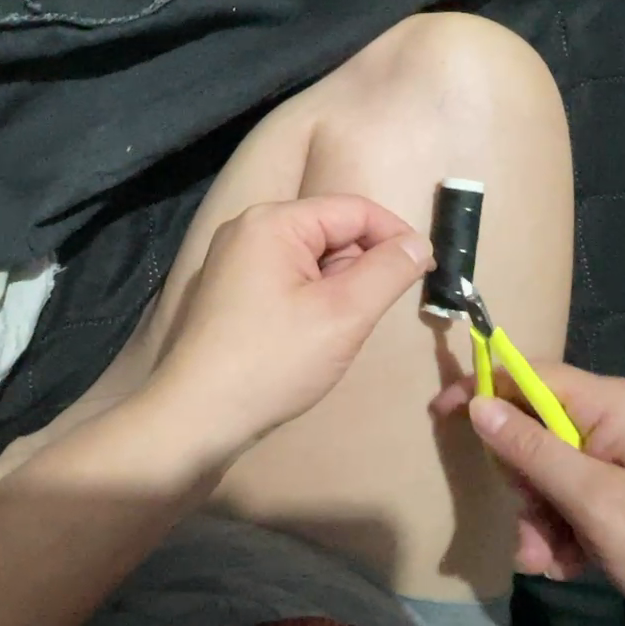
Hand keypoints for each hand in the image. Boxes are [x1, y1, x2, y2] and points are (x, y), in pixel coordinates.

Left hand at [147, 196, 433, 451]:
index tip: (428, 270)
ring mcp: (234, 257)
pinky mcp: (230, 287)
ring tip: (339, 330)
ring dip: (338, 285)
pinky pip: (286, 275)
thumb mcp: (344, 315)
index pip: (352, 209)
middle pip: (329, 229)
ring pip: (310, 256)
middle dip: (362, 265)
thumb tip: (419, 244)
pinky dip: (312, 296)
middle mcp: (249, 227)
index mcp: (273, 220)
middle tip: (373, 313)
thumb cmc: (274, 361)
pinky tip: (312, 334)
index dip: (395, 235)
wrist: (197, 415)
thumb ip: (388, 272)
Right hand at [433, 364, 624, 625]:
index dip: (484, 389)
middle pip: (543, 427)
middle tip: (525, 533)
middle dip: (523, 480)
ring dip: (542, 514)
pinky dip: (569, 525)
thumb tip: (477, 403)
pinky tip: (569, 564)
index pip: (533, 373)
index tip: (440, 415)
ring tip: (546, 563)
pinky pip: (587, 490)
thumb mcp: (599, 506)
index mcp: (621, 403)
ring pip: (560, 467)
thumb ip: (533, 451)